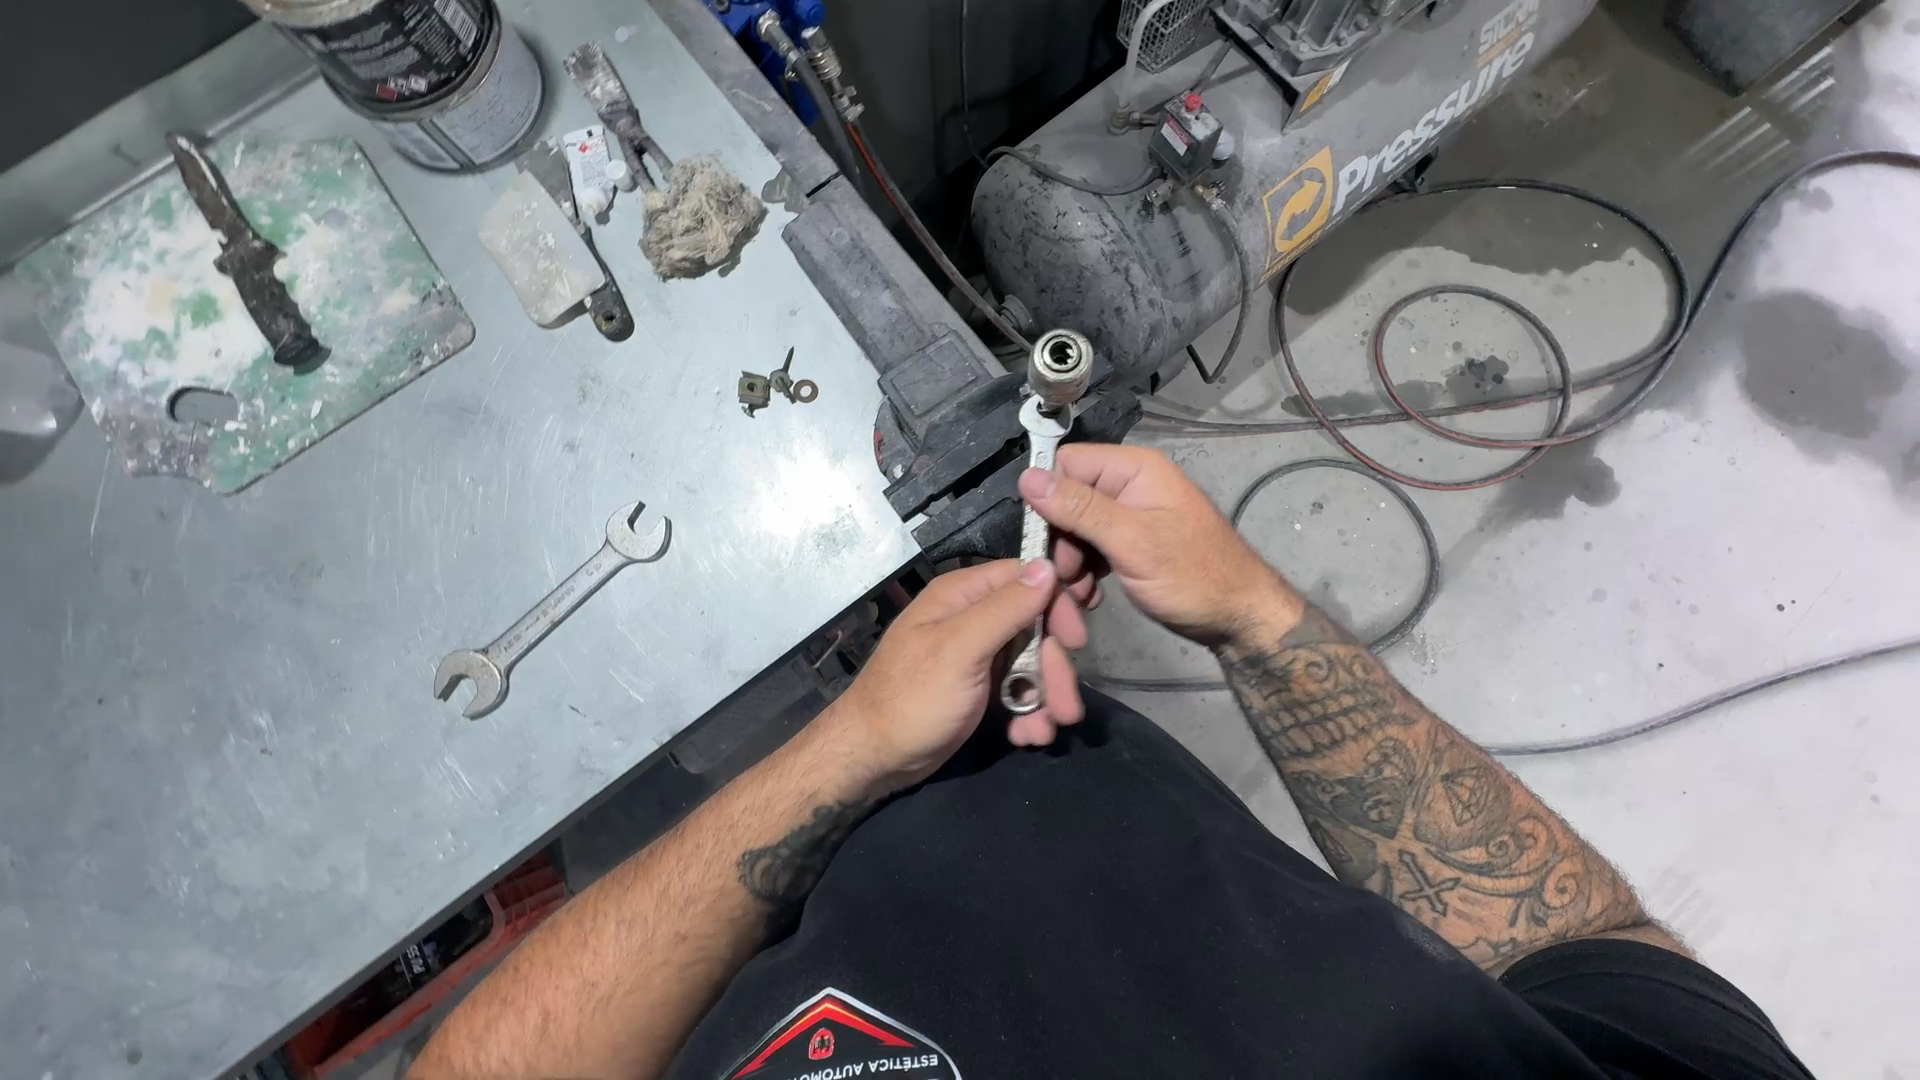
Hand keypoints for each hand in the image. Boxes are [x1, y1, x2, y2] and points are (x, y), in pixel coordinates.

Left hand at [819, 558, 1095, 790]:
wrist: (875, 758)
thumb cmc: (911, 699)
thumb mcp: (959, 649)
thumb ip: (1004, 609)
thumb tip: (1048, 566)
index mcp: (961, 596)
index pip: (1024, 579)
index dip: (1056, 605)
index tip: (1076, 640)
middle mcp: (971, 618)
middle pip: (1035, 628)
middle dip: (1055, 668)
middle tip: (1067, 706)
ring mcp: (977, 655)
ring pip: (1033, 663)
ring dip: (1047, 697)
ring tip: (1047, 730)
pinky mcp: (980, 688)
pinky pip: (1019, 690)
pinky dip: (1029, 713)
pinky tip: (1028, 735)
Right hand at [1018, 444, 1298, 646]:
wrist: (1238, 619)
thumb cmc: (1193, 577)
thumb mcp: (1131, 541)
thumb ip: (1079, 508)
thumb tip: (1028, 477)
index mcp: (1134, 469)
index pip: (1066, 463)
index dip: (1049, 498)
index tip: (1045, 539)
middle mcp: (1129, 485)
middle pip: (1067, 500)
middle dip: (1061, 541)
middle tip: (1066, 577)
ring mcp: (1129, 516)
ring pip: (1074, 530)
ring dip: (1070, 564)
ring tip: (1081, 594)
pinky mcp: (1128, 544)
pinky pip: (1090, 550)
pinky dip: (1085, 573)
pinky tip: (1091, 596)